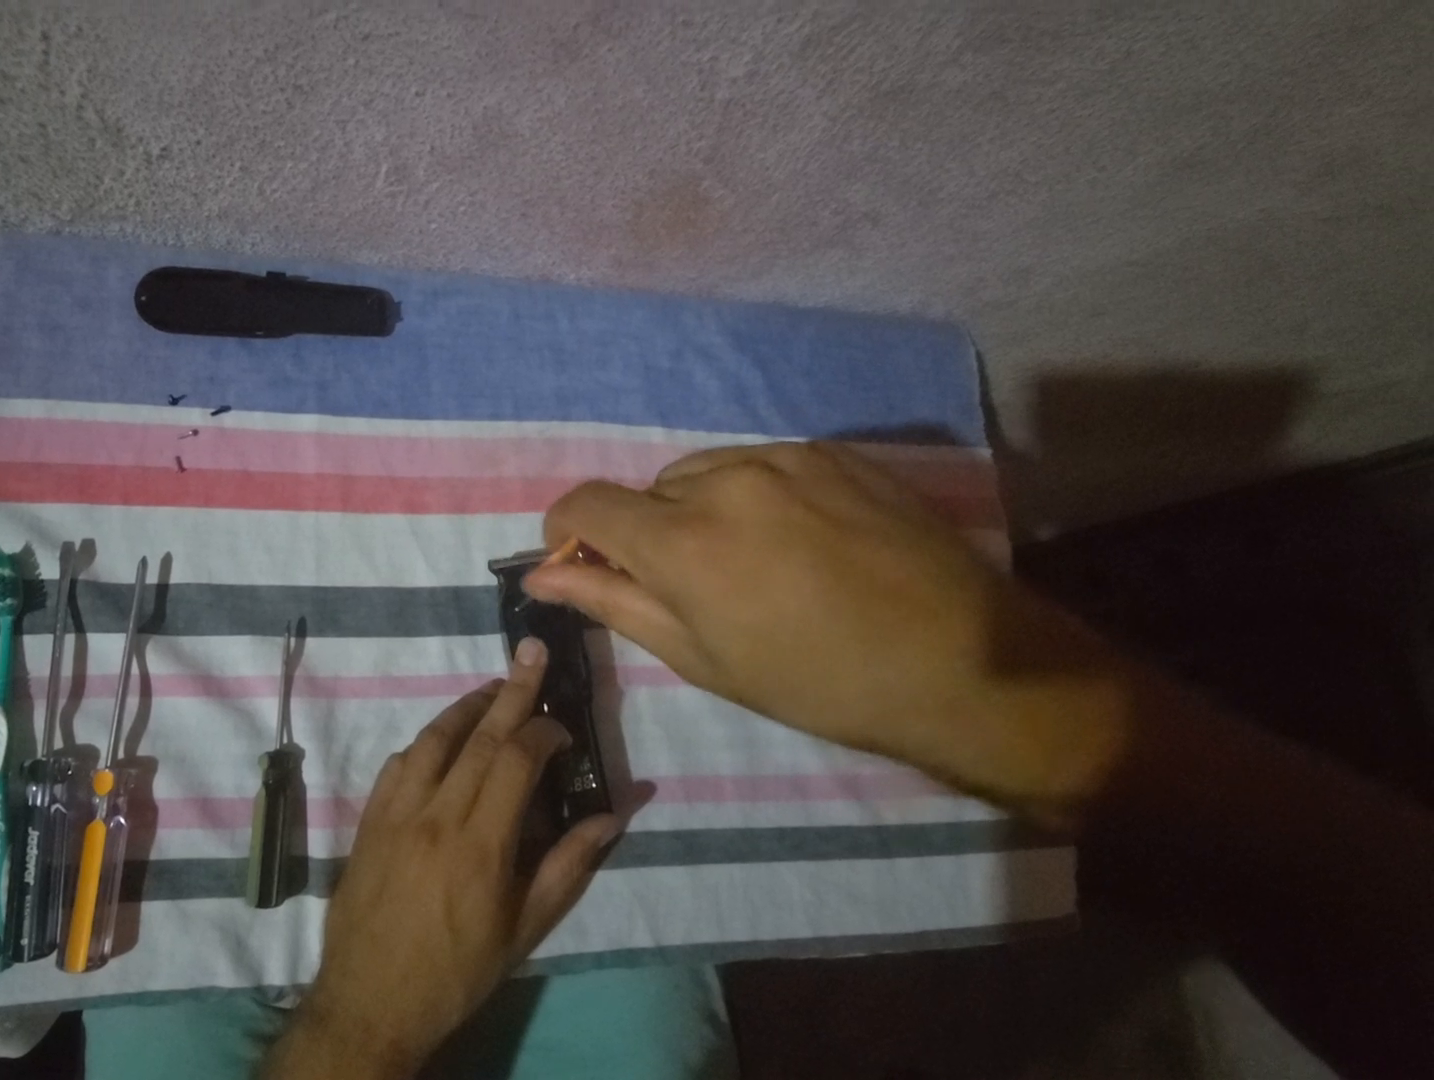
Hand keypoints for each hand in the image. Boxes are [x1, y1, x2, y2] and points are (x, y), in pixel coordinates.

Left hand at [264, 640, 622, 1079]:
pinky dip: (425, 742)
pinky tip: (441, 739)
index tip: (561, 726)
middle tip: (531, 651)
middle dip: (511, 690)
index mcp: (481, 844)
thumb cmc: (458, 971)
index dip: (543, 730)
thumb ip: (569, 865)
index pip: (516, 759)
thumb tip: (611, 815)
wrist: (370, 1003)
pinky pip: (398, 764)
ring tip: (493, 688)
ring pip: (433, 740)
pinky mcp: (369, 820)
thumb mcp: (525, 929)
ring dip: (466, 707)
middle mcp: (437, 815)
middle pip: (478, 736)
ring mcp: (396, 813)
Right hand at [526, 441, 1132, 826]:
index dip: (565, 529)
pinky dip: (749, 496)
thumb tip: (542, 574)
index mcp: (682, 540)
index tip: (578, 558)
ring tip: (749, 562)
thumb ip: (613, 602)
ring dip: (696, 511)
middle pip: (646, 491)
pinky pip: (757, 464)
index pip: (586, 504)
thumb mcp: (700, 656)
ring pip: (701, 474)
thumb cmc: (815, 681)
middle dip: (644, 532)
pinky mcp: (829, 451)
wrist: (961, 661)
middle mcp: (722, 480)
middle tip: (687, 586)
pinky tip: (795, 540)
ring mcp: (781, 457)